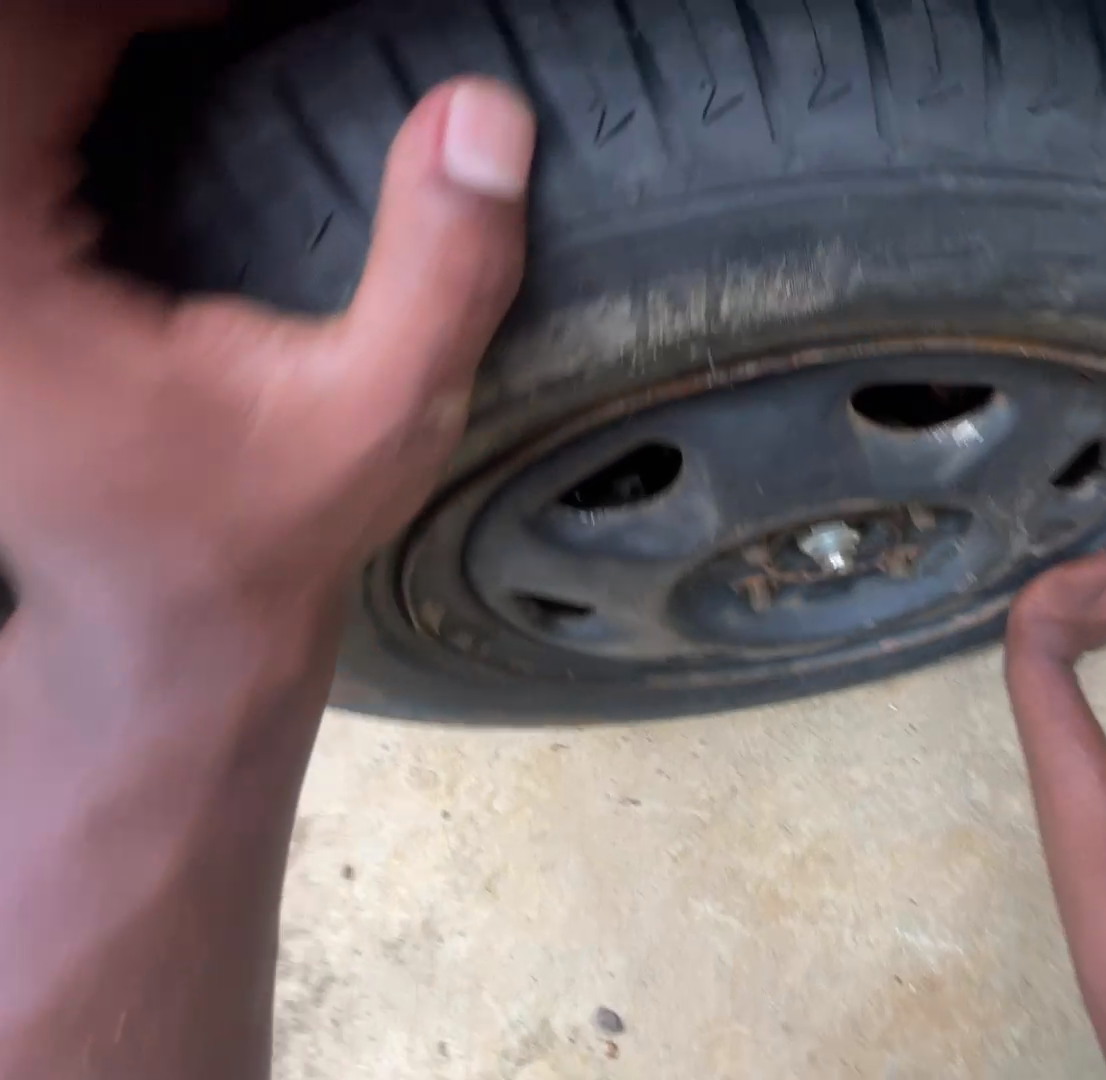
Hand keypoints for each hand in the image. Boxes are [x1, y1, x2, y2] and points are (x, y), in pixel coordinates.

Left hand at [0, 7, 534, 633]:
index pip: (24, 41)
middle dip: (130, 14)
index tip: (273, 5)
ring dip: (104, 31)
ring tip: (230, 25)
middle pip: (6, 43)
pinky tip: (164, 48)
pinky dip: (77, 56)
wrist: (185, 598)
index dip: (149, 0)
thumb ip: (445, 272)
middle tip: (265, 21)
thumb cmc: (284, 515)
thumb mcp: (390, 408)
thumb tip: (489, 118)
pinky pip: (3, 103)